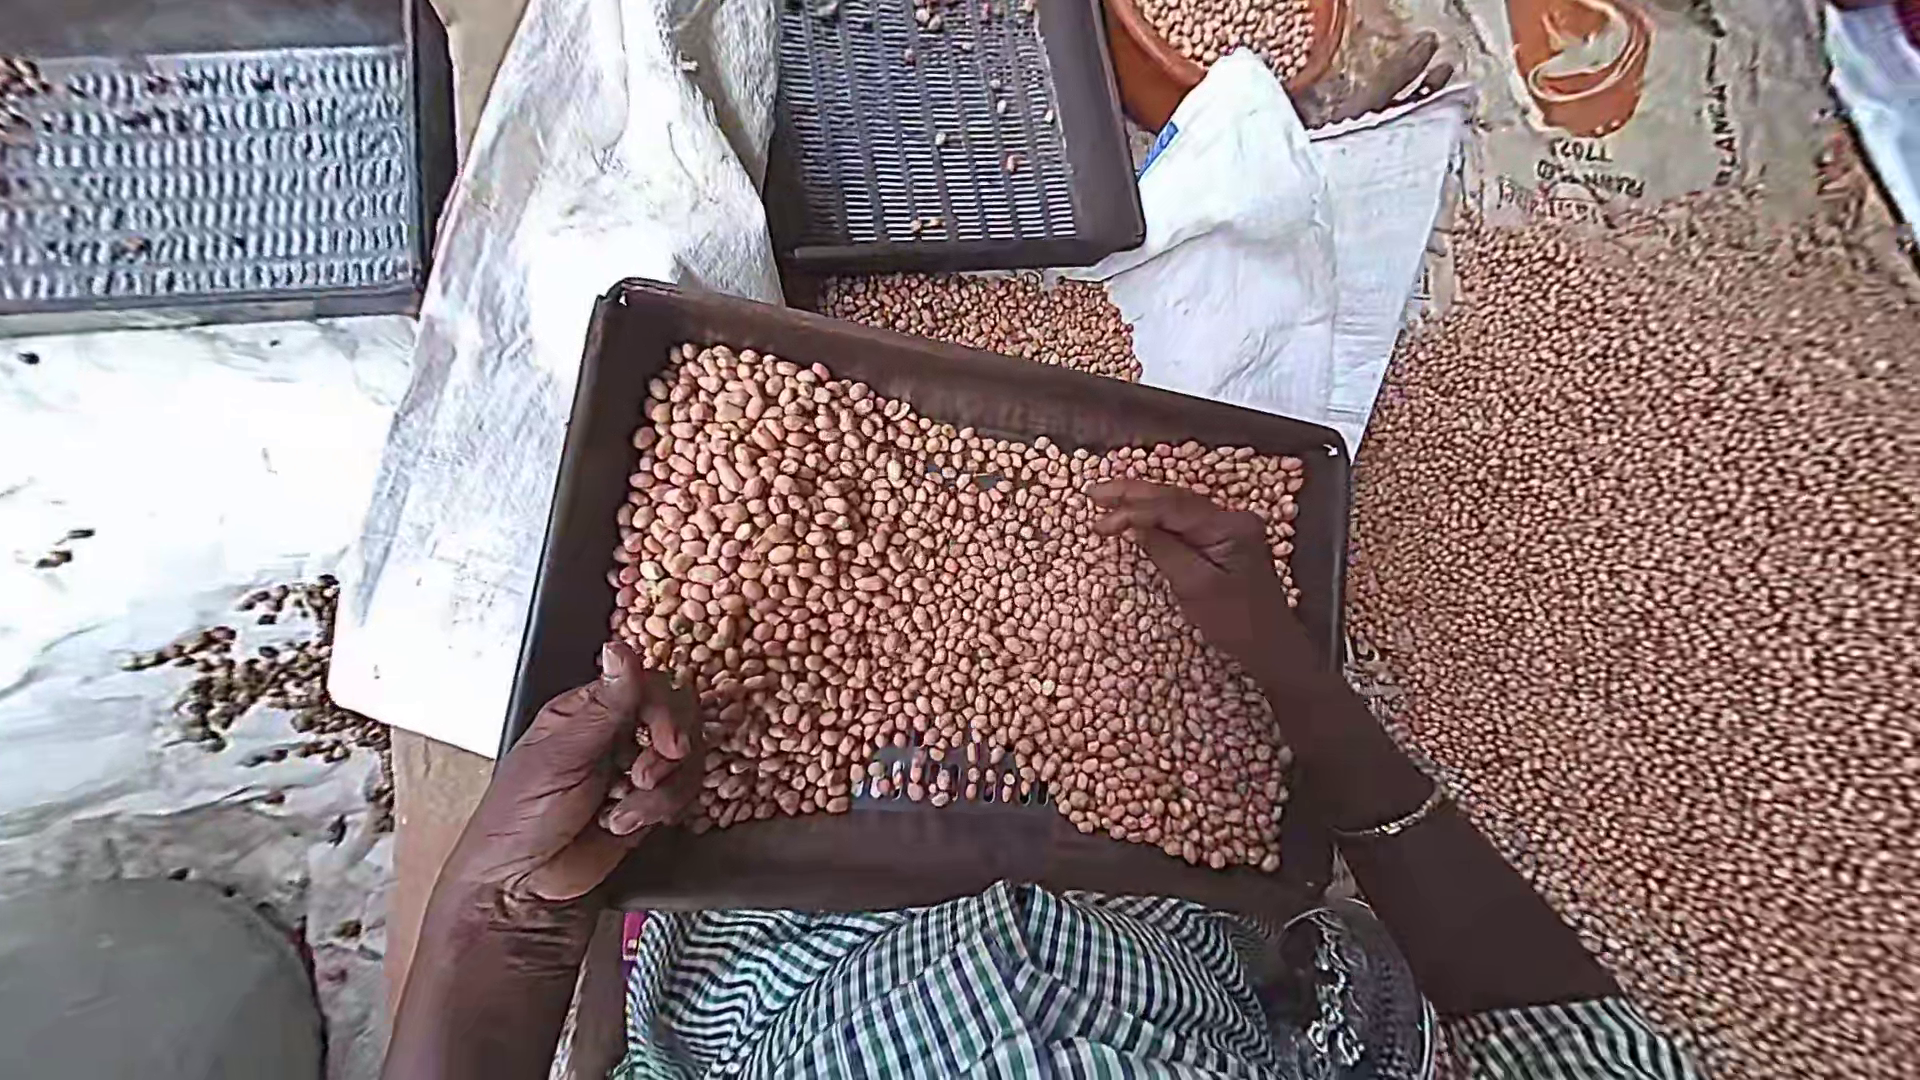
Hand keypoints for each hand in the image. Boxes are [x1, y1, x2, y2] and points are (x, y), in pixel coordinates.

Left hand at [434, 641, 701, 923]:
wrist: (521, 895)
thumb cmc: (520, 820)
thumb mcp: (560, 757)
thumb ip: (604, 705)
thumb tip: (619, 647)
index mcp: (590, 709)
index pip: (651, 686)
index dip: (666, 711)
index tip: (666, 741)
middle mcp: (620, 730)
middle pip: (680, 714)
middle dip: (669, 750)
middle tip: (646, 777)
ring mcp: (639, 763)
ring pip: (688, 752)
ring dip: (663, 787)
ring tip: (624, 812)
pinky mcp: (654, 797)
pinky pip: (687, 786)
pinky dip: (663, 807)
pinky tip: (627, 824)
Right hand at [1090, 479, 1314, 680]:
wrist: (1272, 646)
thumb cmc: (1236, 622)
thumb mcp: (1196, 588)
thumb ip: (1164, 551)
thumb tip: (1131, 526)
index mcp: (1230, 526)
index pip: (1173, 508)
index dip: (1132, 511)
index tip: (1101, 524)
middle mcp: (1231, 518)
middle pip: (1174, 497)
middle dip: (1131, 494)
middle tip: (1094, 493)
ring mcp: (1227, 527)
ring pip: (1176, 505)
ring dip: (1139, 501)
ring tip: (1105, 498)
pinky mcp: (1220, 539)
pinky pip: (1182, 520)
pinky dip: (1154, 516)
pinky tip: (1133, 513)